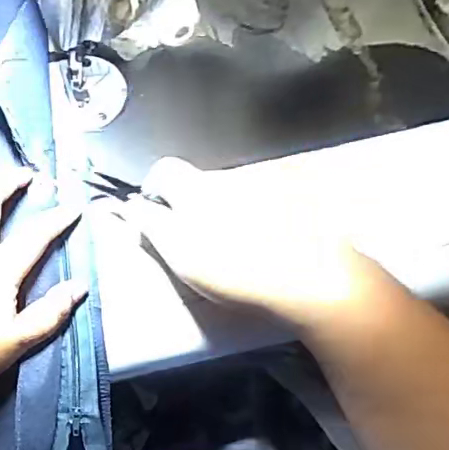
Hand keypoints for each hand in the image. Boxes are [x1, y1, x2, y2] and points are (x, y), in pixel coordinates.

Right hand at [119, 157, 392, 334]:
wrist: (314, 278)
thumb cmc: (240, 273)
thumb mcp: (183, 257)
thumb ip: (153, 226)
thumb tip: (134, 207)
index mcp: (197, 188)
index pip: (163, 171)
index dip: (154, 190)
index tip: (157, 213)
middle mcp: (231, 174)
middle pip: (200, 182)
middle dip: (195, 204)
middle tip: (201, 239)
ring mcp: (268, 179)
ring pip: (235, 190)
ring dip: (231, 209)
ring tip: (242, 244)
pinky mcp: (299, 191)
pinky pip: (268, 195)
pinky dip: (263, 212)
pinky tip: (271, 239)